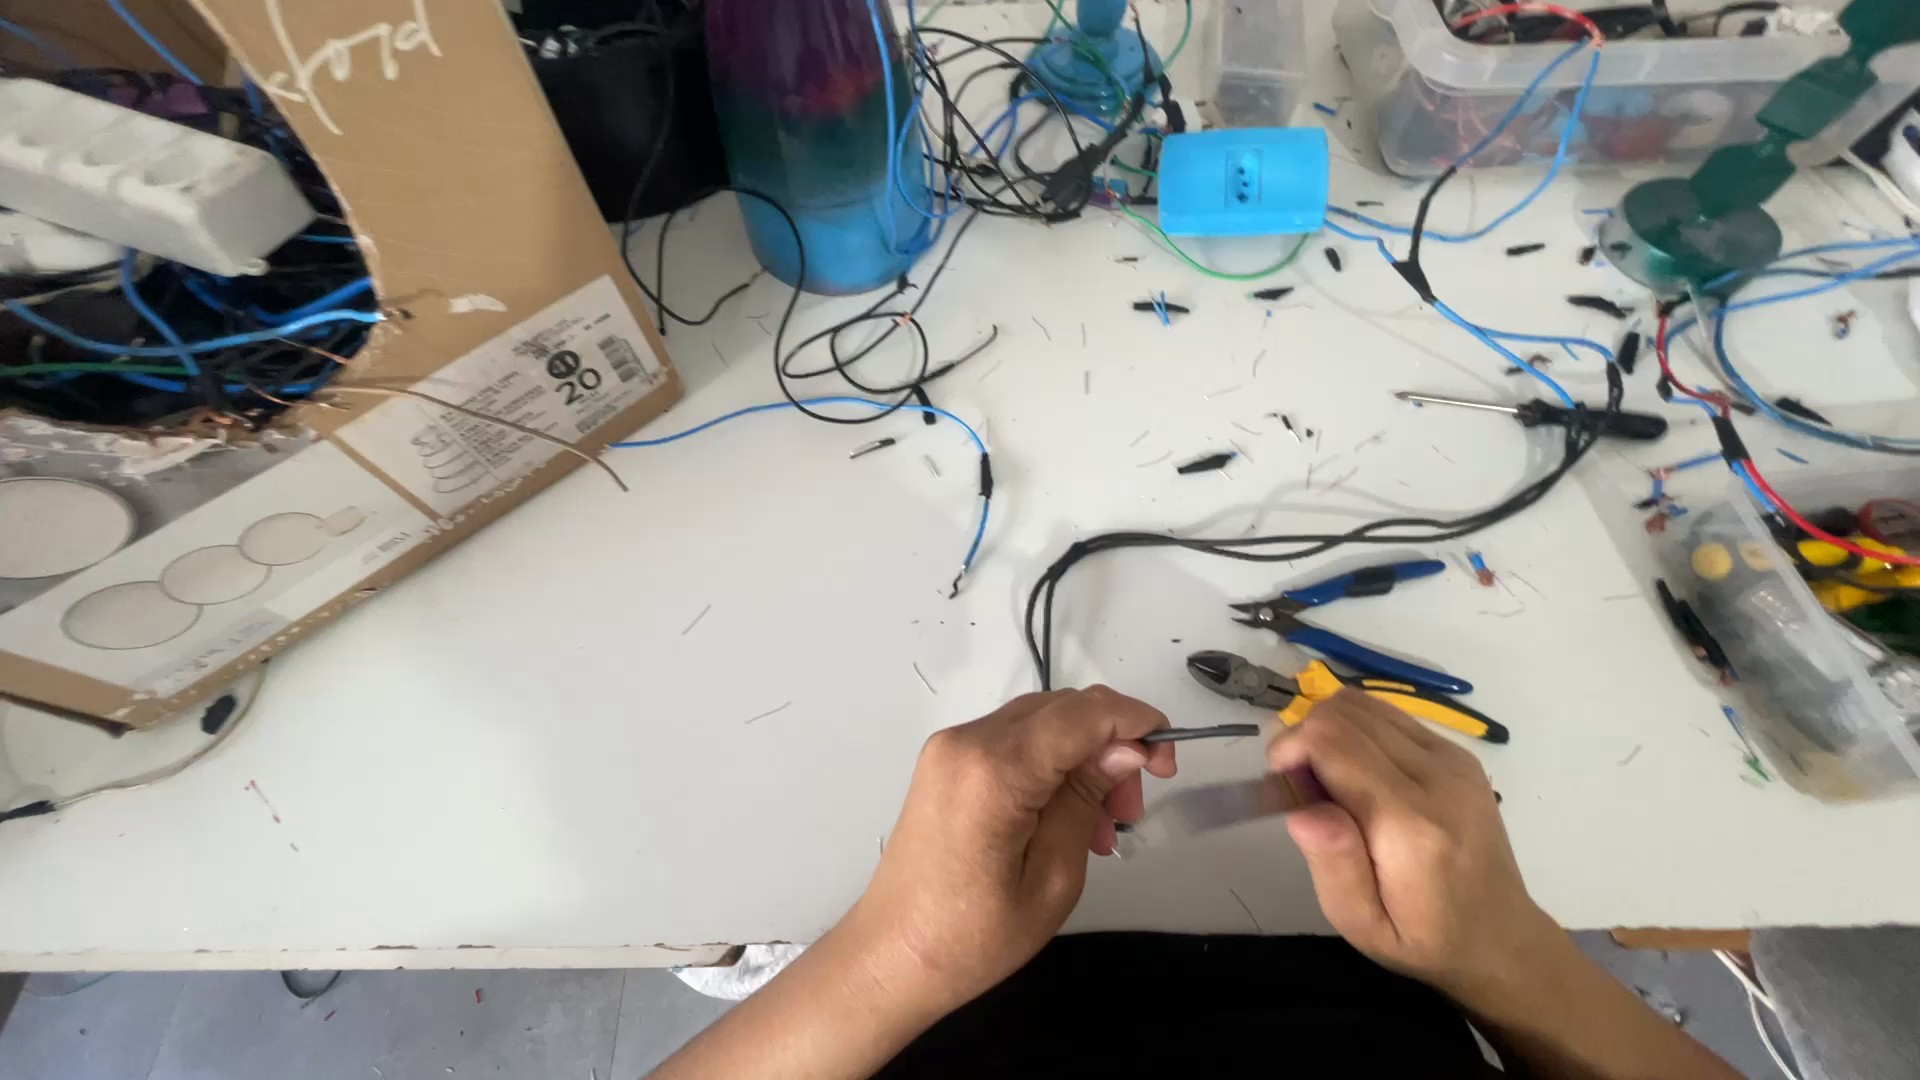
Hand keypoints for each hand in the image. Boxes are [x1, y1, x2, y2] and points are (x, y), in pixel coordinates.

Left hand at [839, 686, 1176, 1018]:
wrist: (891, 955)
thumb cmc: (973, 937)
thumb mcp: (1052, 877)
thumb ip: (1086, 797)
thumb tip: (1126, 747)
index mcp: (995, 770)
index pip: (1082, 713)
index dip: (1135, 722)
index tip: (1166, 761)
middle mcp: (968, 740)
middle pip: (1063, 709)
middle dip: (1112, 744)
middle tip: (1129, 808)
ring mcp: (952, 746)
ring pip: (1041, 721)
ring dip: (1083, 755)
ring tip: (1100, 824)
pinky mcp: (947, 759)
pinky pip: (1014, 740)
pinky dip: (1050, 762)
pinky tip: (1065, 813)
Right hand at [1267, 689, 1557, 1010]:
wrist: (1500, 939)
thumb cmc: (1421, 937)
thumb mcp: (1360, 925)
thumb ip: (1332, 866)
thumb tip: (1304, 810)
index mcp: (1410, 825)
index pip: (1331, 741)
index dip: (1290, 749)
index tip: (1284, 786)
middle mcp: (1437, 778)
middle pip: (1341, 714)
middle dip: (1304, 738)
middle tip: (1305, 786)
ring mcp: (1452, 759)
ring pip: (1360, 705)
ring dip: (1328, 730)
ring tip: (1330, 776)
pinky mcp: (1455, 752)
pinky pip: (1383, 713)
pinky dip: (1354, 729)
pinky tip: (1357, 768)